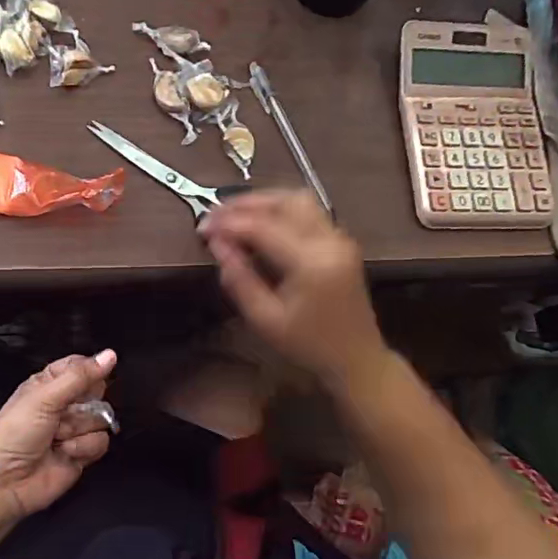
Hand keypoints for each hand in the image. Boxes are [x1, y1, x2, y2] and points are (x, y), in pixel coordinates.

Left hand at [0, 350, 118, 520]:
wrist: (5, 482)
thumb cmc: (13, 434)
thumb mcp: (45, 397)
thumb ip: (79, 376)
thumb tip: (109, 355)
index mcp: (48, 384)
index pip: (81, 366)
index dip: (89, 371)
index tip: (87, 379)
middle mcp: (62, 405)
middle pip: (96, 392)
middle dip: (84, 404)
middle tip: (63, 413)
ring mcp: (73, 429)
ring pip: (101, 418)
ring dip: (79, 429)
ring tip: (57, 438)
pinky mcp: (82, 453)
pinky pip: (101, 442)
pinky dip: (83, 448)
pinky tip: (64, 453)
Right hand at [198, 190, 386, 382]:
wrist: (356, 358)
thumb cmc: (308, 345)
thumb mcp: (265, 319)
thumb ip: (239, 279)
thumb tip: (217, 245)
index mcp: (311, 263)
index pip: (263, 227)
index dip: (228, 223)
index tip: (202, 227)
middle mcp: (330, 241)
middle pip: (285, 201)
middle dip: (246, 203)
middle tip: (215, 214)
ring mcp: (340, 239)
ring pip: (299, 200)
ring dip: (264, 202)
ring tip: (235, 215)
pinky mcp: (341, 242)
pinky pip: (309, 212)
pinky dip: (280, 210)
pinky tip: (260, 225)